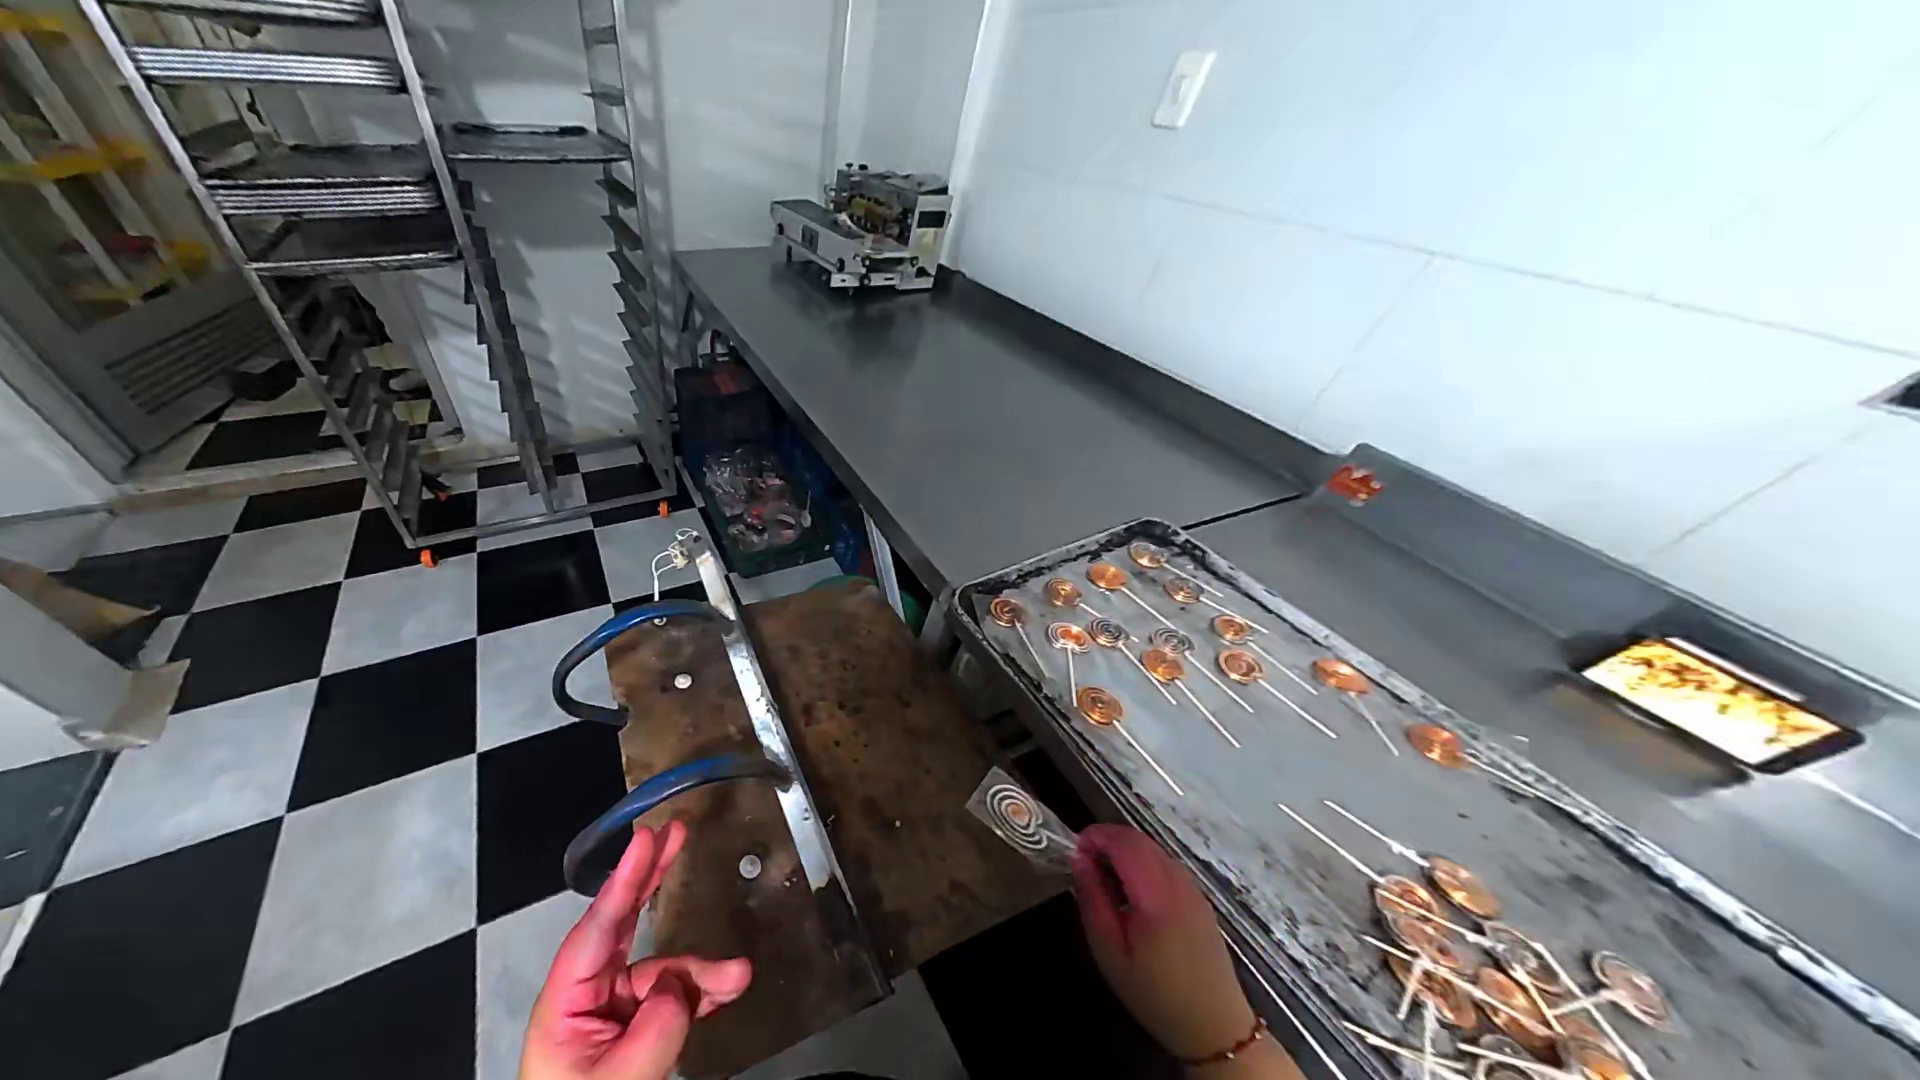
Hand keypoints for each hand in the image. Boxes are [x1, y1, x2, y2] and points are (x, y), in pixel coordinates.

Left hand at [519, 821, 752, 1079]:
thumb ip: (655, 1028)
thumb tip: (680, 985)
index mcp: (565, 1003)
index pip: (597, 929)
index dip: (624, 879)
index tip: (646, 837)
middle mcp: (588, 993)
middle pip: (622, 920)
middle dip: (651, 875)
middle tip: (676, 830)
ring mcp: (616, 1008)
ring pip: (665, 967)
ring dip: (702, 969)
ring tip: (736, 977)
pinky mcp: (639, 1023)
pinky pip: (677, 996)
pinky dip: (705, 991)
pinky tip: (729, 989)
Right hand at [1071, 825, 1256, 1060]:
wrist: (1213, 1027)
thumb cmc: (1153, 992)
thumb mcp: (1109, 950)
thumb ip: (1092, 898)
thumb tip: (1079, 859)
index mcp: (1157, 893)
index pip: (1124, 842)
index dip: (1096, 835)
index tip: (1074, 849)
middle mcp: (1179, 881)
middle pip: (1140, 840)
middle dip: (1108, 839)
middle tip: (1084, 860)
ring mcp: (1194, 888)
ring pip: (1154, 850)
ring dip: (1126, 850)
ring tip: (1104, 875)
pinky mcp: (1200, 899)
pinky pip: (1167, 865)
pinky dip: (1144, 863)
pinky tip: (1133, 891)